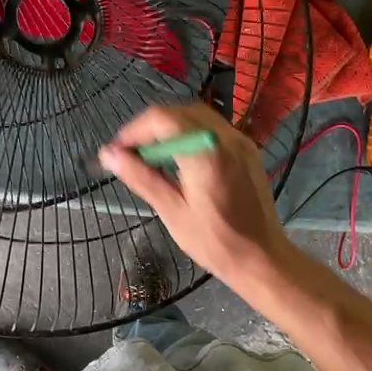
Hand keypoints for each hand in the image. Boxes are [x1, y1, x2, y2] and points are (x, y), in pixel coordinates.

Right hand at [98, 103, 296, 285]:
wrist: (262, 258)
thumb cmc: (215, 243)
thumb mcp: (173, 212)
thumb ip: (142, 178)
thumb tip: (109, 155)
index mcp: (206, 154)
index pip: (162, 120)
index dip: (134, 130)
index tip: (117, 152)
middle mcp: (226, 138)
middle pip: (179, 112)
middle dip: (150, 128)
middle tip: (132, 155)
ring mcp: (240, 141)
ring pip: (196, 117)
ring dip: (169, 130)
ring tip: (152, 158)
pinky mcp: (247, 150)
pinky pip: (212, 129)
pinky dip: (189, 135)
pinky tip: (179, 160)